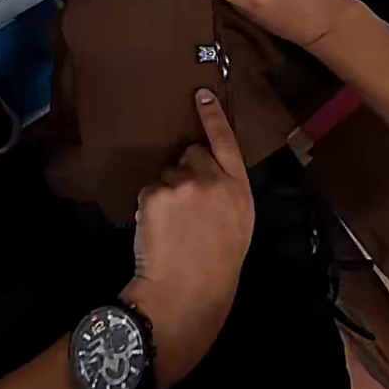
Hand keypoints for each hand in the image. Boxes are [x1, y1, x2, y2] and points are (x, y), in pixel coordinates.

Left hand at [121, 91, 255, 388]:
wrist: (186, 296)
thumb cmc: (216, 265)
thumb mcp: (238, 225)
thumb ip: (227, 192)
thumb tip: (209, 170)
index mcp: (239, 189)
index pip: (227, 142)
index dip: (213, 117)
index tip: (201, 93)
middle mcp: (214, 180)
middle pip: (191, 153)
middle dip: (186, 170)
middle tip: (186, 206)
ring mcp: (184, 184)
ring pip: (168, 173)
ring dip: (168, 190)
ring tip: (173, 225)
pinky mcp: (157, 193)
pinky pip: (149, 189)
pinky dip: (150, 205)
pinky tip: (158, 230)